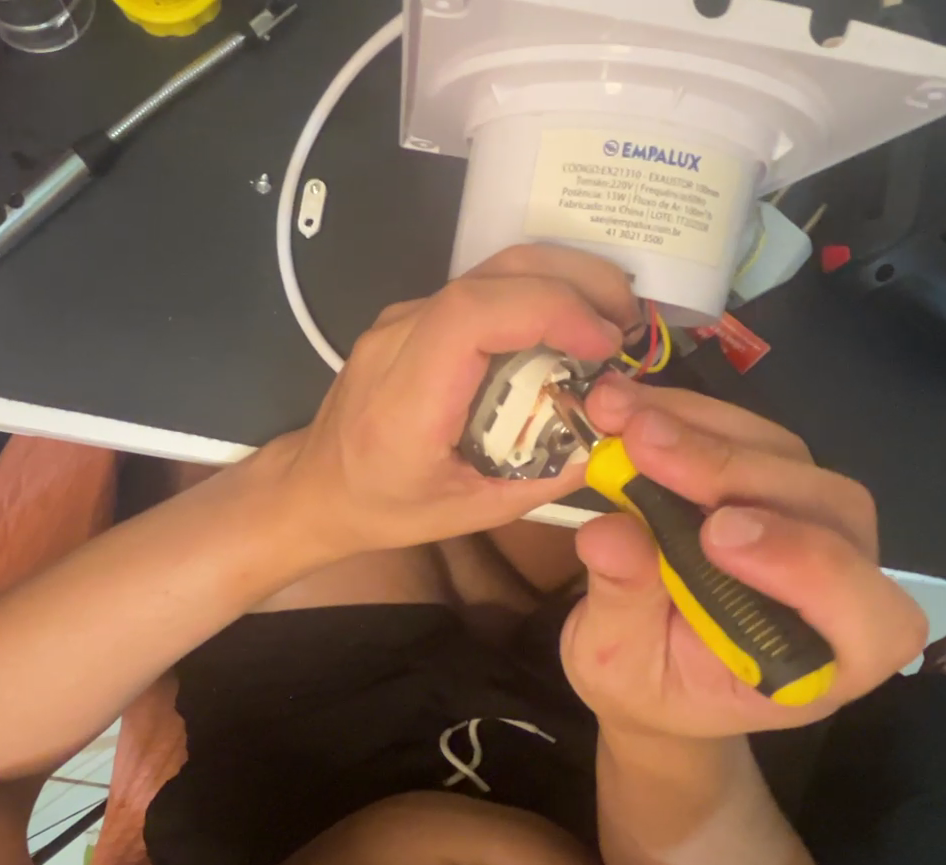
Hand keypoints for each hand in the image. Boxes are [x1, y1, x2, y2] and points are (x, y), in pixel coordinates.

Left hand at [268, 245, 639, 555]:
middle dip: (574, 281)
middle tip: (628, 319)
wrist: (317, 486)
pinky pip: (481, 290)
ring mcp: (402, 320)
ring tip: (608, 320)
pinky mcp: (413, 318)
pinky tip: (565, 328)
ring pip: (490, 270)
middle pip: (492, 274)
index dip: (548, 309)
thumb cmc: (384, 507)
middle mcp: (398, 339)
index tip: (603, 342)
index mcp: (406, 397)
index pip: (473, 313)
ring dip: (560, 281)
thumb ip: (542, 477)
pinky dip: (533, 296)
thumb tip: (610, 436)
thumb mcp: (469, 511)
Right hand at [560, 378, 927, 740]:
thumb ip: (624, 605)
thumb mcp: (618, 666)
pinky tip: (629, 406)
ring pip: (785, 456)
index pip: (867, 619)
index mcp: (829, 661)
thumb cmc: (648, 686)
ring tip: (618, 414)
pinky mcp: (770, 482)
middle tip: (642, 442)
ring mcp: (809, 524)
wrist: (648, 663)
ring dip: (699, 427)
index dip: (806, 566)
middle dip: (728, 471)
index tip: (715, 536)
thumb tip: (608, 532)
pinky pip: (745, 435)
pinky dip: (685, 415)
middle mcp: (841, 586)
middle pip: (823, 511)